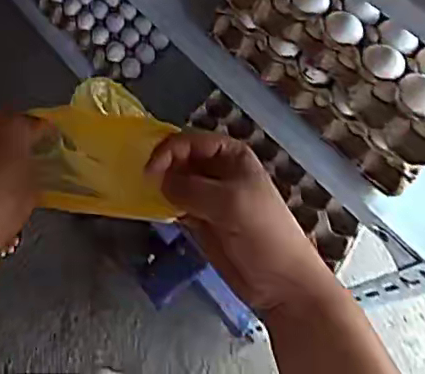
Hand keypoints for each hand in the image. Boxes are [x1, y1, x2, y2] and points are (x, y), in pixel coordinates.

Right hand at [146, 129, 337, 315]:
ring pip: (176, 181)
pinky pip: (177, 205)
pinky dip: (165, 206)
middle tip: (143, 182)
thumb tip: (161, 181)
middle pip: (181, 157)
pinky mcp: (201, 220)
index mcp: (230, 154)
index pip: (190, 141)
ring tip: (144, 194)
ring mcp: (208, 196)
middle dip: (162, 165)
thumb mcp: (229, 203)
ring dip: (161, 186)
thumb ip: (192, 188)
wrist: (281, 283)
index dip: (168, 151)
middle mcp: (217, 169)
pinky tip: (155, 211)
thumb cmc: (262, 232)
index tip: (150, 172)